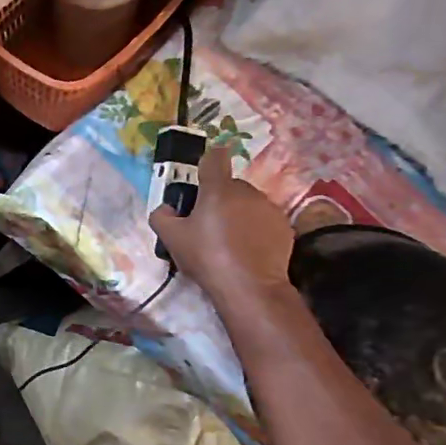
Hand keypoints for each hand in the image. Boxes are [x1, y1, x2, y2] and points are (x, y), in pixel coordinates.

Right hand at [148, 145, 293, 302]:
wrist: (249, 286)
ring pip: (248, 203)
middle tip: (207, 223)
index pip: (215, 157)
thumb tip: (166, 208)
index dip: (207, 161)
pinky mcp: (284, 226)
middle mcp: (246, 192)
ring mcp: (269, 208)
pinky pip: (264, 219)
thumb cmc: (207, 257)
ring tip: (228, 240)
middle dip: (218, 198)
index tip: (201, 176)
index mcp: (218, 189)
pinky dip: (255, 228)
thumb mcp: (171, 238)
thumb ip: (161, 216)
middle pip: (229, 185)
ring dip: (238, 213)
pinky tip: (247, 249)